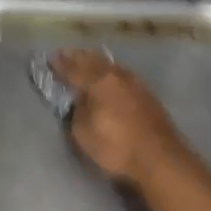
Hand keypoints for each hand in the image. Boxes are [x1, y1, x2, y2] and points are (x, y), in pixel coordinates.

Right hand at [52, 49, 187, 183]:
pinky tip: (110, 75)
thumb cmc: (115, 145)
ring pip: (111, 66)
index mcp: (98, 82)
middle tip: (66, 53)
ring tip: (87, 59)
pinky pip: (123, 74)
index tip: (50, 59)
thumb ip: (78, 110)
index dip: (61, 64)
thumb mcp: (83, 132)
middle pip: (94, 61)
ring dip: (97, 61)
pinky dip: (111, 71)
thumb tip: (80, 99)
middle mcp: (117, 77)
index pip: (74, 69)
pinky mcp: (147, 95)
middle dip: (79, 57)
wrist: (160, 157)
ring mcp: (135, 84)